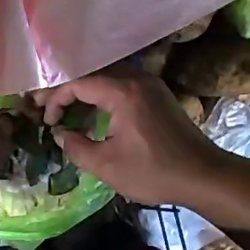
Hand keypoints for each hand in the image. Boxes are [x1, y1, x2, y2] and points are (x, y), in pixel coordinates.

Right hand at [31, 71, 234, 205]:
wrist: (203, 175)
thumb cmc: (153, 172)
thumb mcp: (106, 166)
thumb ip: (76, 147)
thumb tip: (60, 134)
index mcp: (123, 91)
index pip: (78, 82)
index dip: (56, 98)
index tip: (46, 120)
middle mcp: (137, 78)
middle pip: (92, 74)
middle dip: (67, 90)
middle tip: (47, 108)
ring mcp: (151, 85)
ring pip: (108, 78)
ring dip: (85, 93)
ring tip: (68, 112)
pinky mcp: (158, 96)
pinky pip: (123, 86)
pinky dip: (103, 97)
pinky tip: (95, 116)